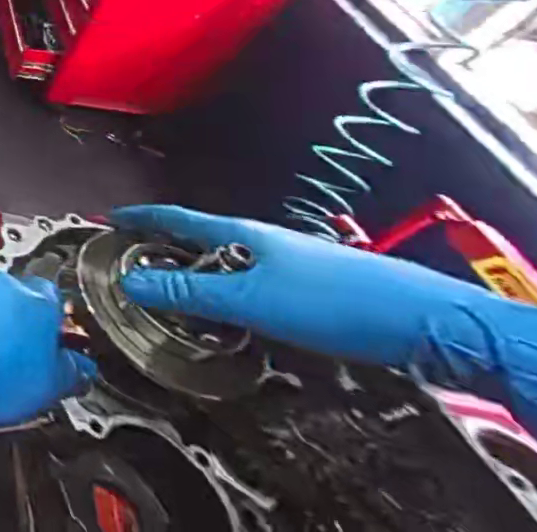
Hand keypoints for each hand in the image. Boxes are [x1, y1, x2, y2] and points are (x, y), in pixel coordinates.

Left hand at [0, 266, 94, 450]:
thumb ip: (72, 368)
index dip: (45, 319)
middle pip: (17, 291)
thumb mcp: (47, 387)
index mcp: (39, 302)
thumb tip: (82, 365)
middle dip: (13, 312)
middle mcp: (8, 282)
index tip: (38, 336)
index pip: (52, 298)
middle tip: (4, 344)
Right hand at [112, 205, 487, 366]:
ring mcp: (286, 260)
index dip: (142, 218)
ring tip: (175, 291)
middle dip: (164, 247)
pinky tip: (232, 312)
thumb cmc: (334, 302)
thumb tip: (131, 282)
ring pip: (226, 260)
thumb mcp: (253, 300)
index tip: (112, 219)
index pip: (177, 218)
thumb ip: (192, 292)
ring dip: (196, 270)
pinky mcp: (308, 284)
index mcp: (240, 234)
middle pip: (199, 237)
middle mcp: (260, 239)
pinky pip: (249, 278)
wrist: (424, 318)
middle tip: (135, 263)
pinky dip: (226, 288)